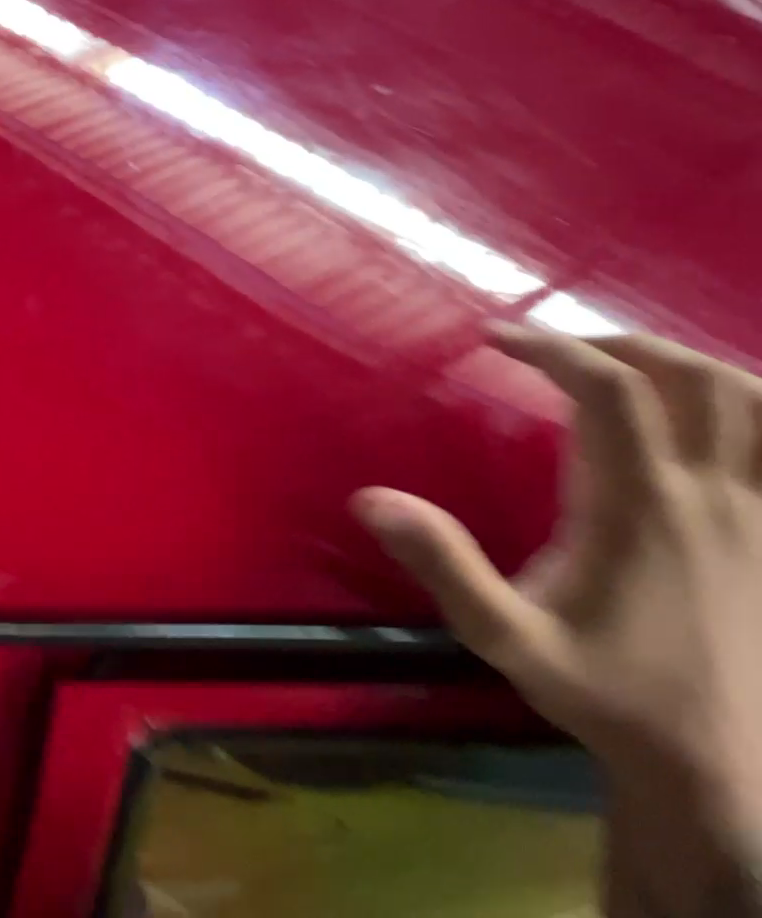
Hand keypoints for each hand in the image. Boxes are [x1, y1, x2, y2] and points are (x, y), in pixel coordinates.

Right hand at [354, 326, 761, 915]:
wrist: (713, 757)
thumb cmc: (597, 688)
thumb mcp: (501, 634)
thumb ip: (443, 565)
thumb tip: (372, 499)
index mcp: (639, 508)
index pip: (609, 393)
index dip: (551, 350)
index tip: (495, 339)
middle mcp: (711, 497)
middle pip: (695, 378)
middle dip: (620, 344)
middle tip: (555, 347)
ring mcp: (758, 514)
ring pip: (756, 402)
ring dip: (690, 365)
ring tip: (626, 366)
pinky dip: (750, 410)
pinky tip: (709, 417)